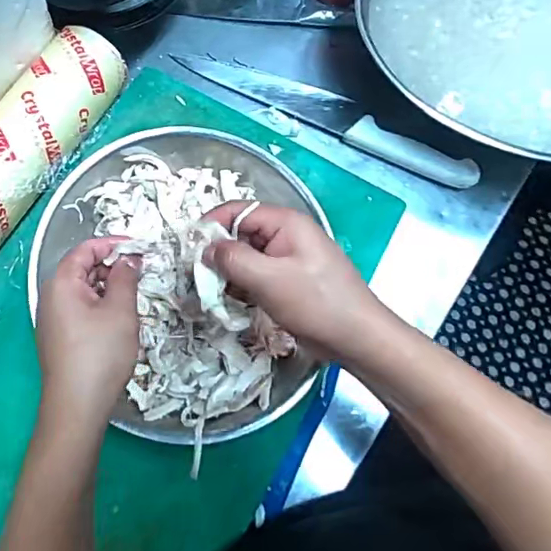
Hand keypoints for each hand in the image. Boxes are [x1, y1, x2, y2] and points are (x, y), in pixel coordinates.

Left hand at [35, 237, 141, 427]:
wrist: (75, 407)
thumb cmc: (99, 354)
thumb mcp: (120, 311)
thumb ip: (126, 277)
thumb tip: (129, 258)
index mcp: (61, 282)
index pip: (86, 249)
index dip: (113, 244)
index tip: (140, 248)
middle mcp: (50, 295)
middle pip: (82, 268)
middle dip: (112, 267)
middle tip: (141, 274)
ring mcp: (52, 318)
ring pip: (83, 290)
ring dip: (108, 288)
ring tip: (133, 298)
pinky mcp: (57, 336)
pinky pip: (79, 309)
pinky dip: (99, 306)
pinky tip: (118, 320)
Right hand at [201, 202, 393, 361]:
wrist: (360, 340)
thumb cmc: (317, 304)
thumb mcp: (269, 279)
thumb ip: (232, 259)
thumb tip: (206, 248)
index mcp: (286, 223)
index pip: (239, 211)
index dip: (212, 224)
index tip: (190, 247)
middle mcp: (287, 234)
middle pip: (241, 233)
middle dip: (220, 253)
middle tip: (202, 276)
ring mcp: (290, 258)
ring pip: (247, 256)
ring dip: (231, 273)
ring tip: (219, 293)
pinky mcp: (291, 280)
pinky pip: (259, 274)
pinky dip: (245, 285)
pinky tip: (239, 302)